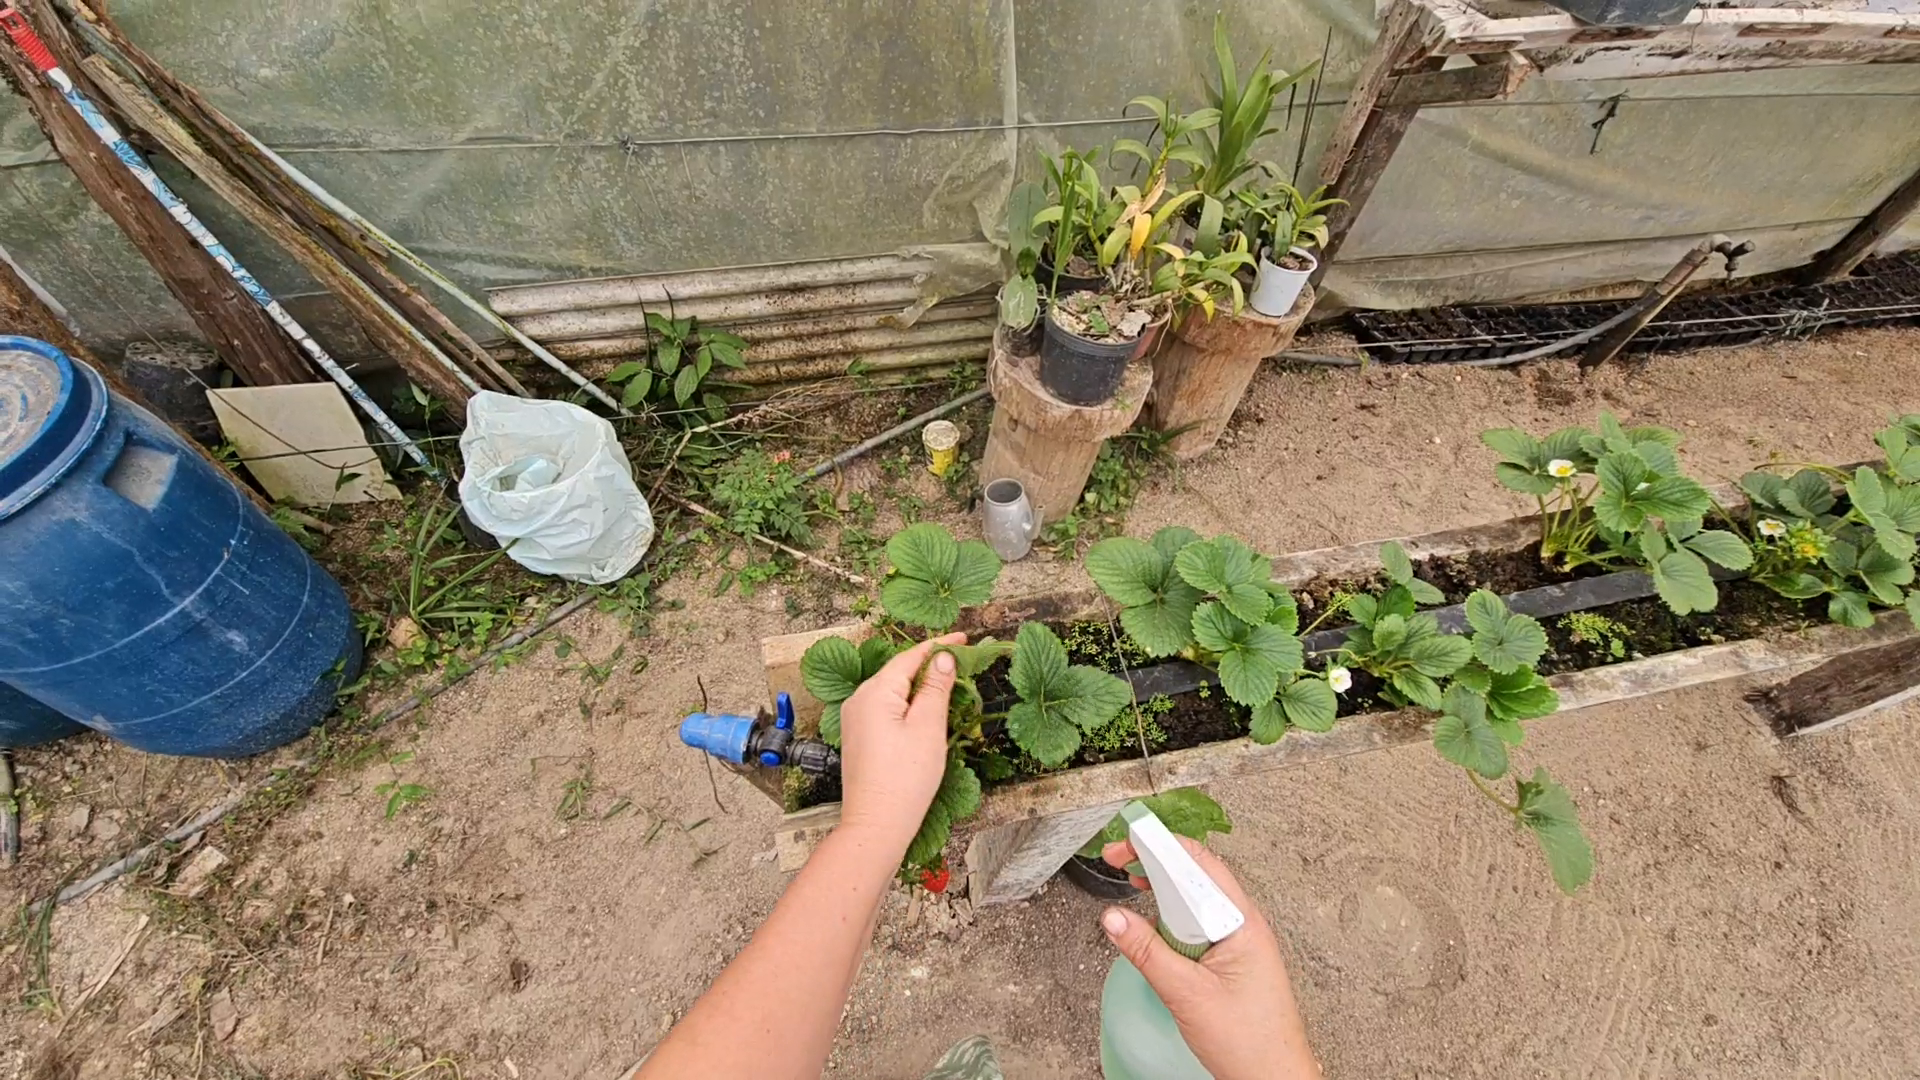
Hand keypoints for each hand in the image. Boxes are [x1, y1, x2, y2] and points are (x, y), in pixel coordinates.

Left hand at [835, 633, 964, 851]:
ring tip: (951, 684)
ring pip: (894, 690)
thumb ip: (936, 688)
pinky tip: (926, 710)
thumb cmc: (904, 779)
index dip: (939, 645)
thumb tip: (943, 658)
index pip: (911, 656)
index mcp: (875, 692)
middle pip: (900, 671)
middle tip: (963, 661)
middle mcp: (859, 699)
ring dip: (921, 685)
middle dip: (931, 665)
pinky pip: (886, 707)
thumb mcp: (928, 728)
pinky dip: (909, 703)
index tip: (964, 638)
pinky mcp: (859, 736)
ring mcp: (856, 719)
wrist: (876, 826)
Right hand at [1099, 836, 1319, 1079]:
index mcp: (1240, 922)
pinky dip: (1170, 913)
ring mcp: (1237, 938)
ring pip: (1194, 896)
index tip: (1128, 840)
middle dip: (1155, 859)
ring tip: (1133, 882)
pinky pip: (1196, 920)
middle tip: (1119, 858)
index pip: (1196, 864)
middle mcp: (1241, 922)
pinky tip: (1154, 921)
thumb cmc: (1251, 1046)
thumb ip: (1147, 952)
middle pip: (1194, 872)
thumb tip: (1113, 917)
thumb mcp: (1187, 995)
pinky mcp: (1229, 955)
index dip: (1158, 846)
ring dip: (1162, 885)